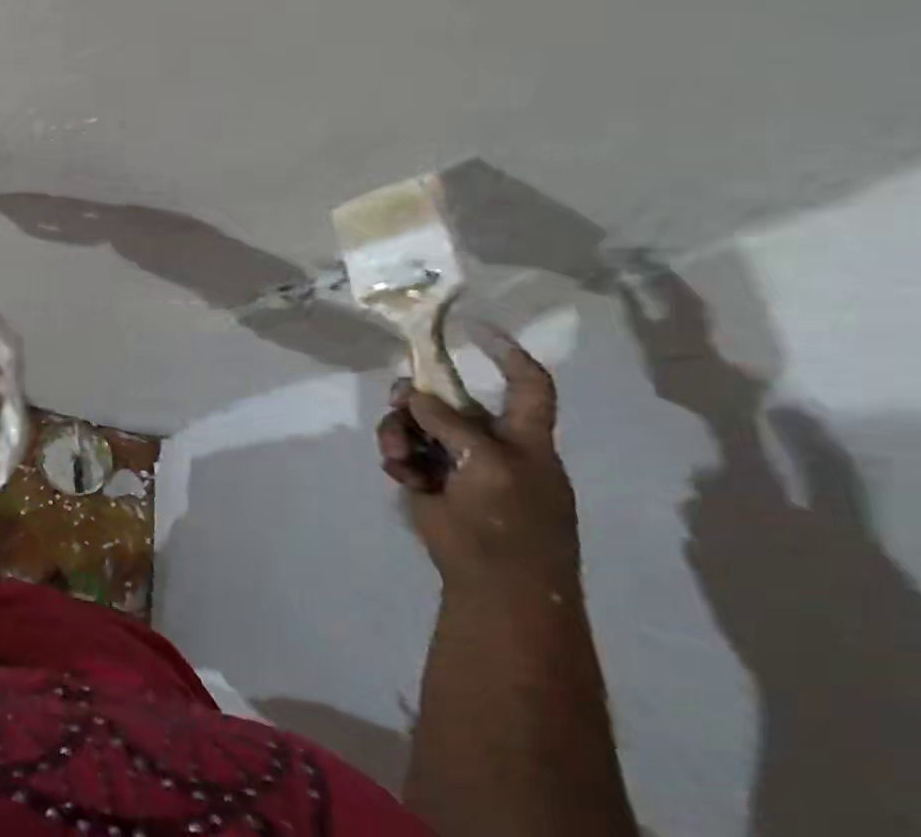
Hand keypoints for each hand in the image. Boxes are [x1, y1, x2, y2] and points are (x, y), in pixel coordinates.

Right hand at [376, 325, 578, 594]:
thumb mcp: (488, 465)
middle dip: (421, 396)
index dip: (506, 353)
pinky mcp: (432, 485)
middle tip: (396, 396)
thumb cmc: (508, 527)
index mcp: (523, 437)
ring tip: (395, 454)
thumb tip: (416, 393)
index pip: (526, 383)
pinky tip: (399, 472)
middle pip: (451, 401)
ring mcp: (459, 465)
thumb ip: (451, 424)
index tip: (472, 328)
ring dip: (400, 432)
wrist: (496, 591)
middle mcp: (490, 444)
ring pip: (419, 427)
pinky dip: (399, 459)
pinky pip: (406, 455)